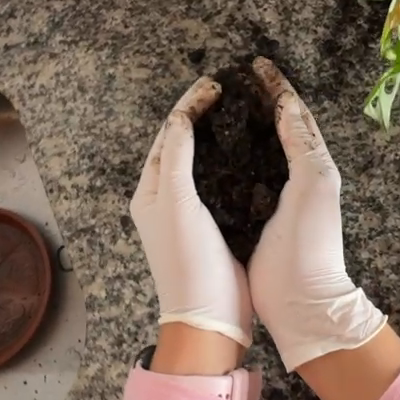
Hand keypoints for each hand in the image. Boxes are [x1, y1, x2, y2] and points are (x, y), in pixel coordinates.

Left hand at [131, 76, 252, 347]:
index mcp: (151, 190)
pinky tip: (248, 147)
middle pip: (181, 142)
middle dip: (200, 113)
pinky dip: (229, 156)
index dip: (188, 105)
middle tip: (228, 89)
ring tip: (238, 109)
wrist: (210, 316)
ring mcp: (189, 209)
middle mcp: (166, 196)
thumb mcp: (177, 205)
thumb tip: (181, 117)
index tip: (215, 84)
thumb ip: (177, 159)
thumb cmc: (188, 260)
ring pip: (200, 158)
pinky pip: (218, 177)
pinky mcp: (214, 219)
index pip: (168, 135)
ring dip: (214, 132)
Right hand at [247, 58, 387, 372]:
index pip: (295, 112)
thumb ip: (302, 143)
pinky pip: (240, 173)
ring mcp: (273, 193)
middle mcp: (295, 173)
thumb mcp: (313, 184)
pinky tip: (210, 147)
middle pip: (278, 124)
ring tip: (221, 103)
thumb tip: (286, 103)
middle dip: (260, 98)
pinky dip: (229, 154)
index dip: (277, 86)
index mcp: (313, 162)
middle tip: (235, 78)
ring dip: (244, 123)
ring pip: (258, 147)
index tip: (256, 64)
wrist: (301, 300)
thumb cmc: (312, 241)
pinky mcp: (251, 212)